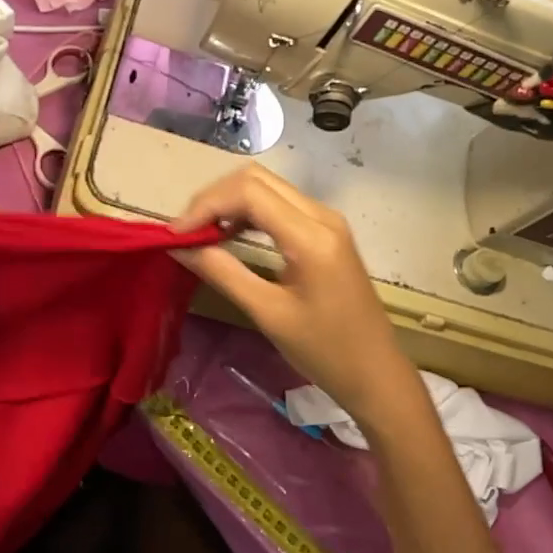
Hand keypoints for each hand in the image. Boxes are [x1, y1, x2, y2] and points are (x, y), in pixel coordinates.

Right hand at [172, 166, 417, 421]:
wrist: (377, 373)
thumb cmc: (325, 351)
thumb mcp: (268, 314)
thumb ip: (223, 273)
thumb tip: (179, 247)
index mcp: (311, 236)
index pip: (248, 192)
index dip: (206, 205)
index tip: (175, 235)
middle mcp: (321, 215)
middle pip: (256, 179)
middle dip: (214, 198)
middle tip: (185, 232)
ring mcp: (326, 220)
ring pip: (267, 186)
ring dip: (229, 202)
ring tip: (200, 233)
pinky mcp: (326, 231)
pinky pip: (280, 204)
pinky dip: (248, 211)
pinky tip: (228, 234)